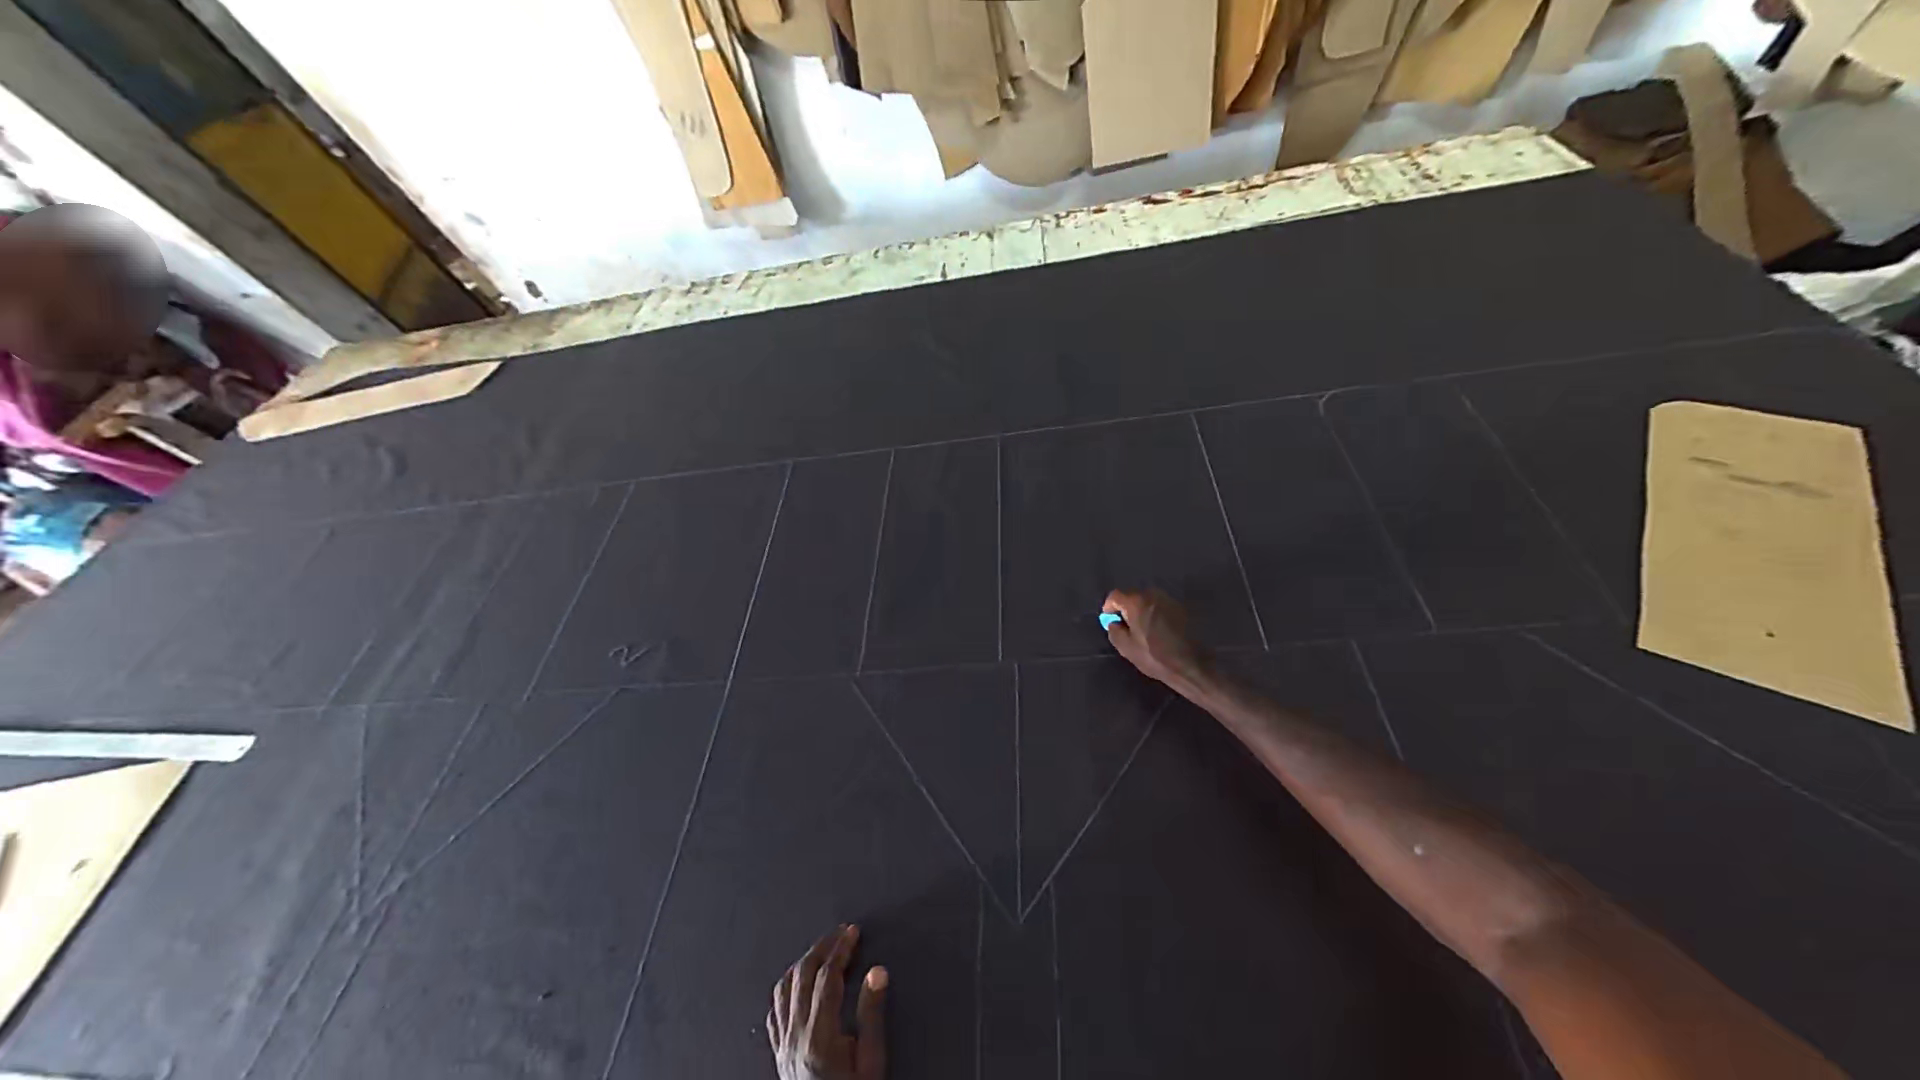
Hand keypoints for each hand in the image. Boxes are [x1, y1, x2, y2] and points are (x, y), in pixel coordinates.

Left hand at [770, 924, 887, 1079]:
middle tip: (842, 933)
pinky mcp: (778, 1053)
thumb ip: (872, 1015)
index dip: (841, 948)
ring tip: (823, 948)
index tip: (853, 932)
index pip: (827, 977)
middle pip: (803, 975)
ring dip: (804, 961)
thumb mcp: (872, 1063)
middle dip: (823, 947)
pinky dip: (787, 985)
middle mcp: (795, 1036)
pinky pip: (774, 1009)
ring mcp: (782, 1045)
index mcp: (820, 1037)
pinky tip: (797, 980)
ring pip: (785, 987)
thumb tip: (876, 970)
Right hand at [1102, 588, 1212, 695]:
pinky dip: (1156, 615)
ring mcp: (1170, 600)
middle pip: (1133, 597)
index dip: (1109, 607)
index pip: (1115, 596)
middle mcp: (1154, 595)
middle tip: (1127, 628)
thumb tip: (1114, 622)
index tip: (1110, 620)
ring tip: (1144, 631)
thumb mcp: (1127, 648)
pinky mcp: (1182, 609)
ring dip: (1142, 612)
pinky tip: (1159, 632)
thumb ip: (1114, 631)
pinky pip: (1161, 607)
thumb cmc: (1155, 657)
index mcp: (1137, 602)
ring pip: (1148, 602)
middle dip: (1126, 609)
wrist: (1191, 665)